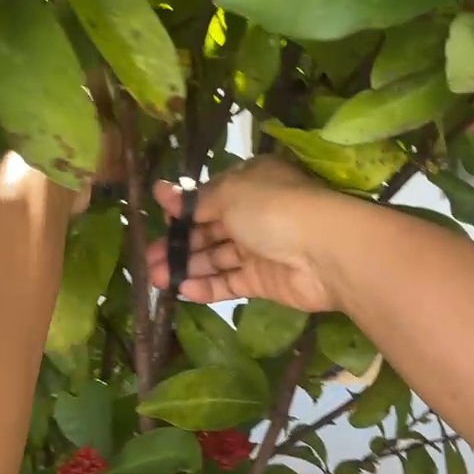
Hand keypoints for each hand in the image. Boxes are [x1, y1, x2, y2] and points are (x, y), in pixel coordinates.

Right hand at [145, 156, 345, 311]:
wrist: (326, 251)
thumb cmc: (274, 209)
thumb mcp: (228, 194)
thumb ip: (194, 200)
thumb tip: (160, 191)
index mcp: (250, 183)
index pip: (209, 196)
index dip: (182, 208)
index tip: (156, 217)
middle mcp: (254, 213)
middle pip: (208, 229)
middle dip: (178, 243)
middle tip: (147, 259)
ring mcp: (259, 249)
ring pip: (215, 258)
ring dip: (186, 267)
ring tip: (155, 278)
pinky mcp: (263, 281)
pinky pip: (229, 282)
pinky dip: (206, 287)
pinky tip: (182, 290)